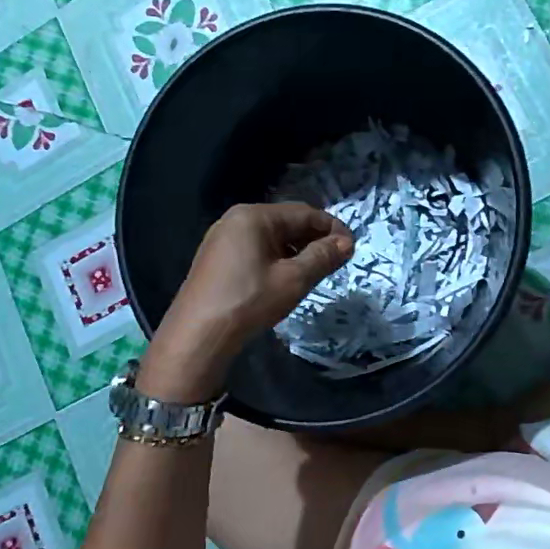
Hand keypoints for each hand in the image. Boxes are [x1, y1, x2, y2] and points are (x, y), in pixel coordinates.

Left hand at [141, 203, 351, 398]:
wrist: (198, 335)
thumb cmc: (249, 301)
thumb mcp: (294, 279)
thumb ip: (323, 256)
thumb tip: (347, 242)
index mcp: (255, 216)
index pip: (305, 213)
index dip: (333, 228)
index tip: (351, 248)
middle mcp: (236, 218)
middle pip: (287, 221)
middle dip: (315, 239)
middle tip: (336, 261)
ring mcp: (223, 237)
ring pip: (273, 236)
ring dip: (298, 250)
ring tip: (316, 271)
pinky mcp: (217, 257)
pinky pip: (257, 248)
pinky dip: (278, 257)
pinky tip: (286, 277)